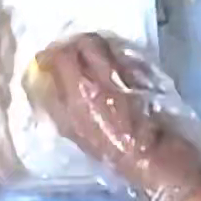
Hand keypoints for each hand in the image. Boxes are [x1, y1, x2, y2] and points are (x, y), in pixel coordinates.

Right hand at [30, 33, 200, 200]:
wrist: (157, 159)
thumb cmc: (110, 151)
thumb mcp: (73, 132)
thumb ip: (55, 104)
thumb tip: (42, 83)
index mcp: (82, 91)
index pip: (60, 56)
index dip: (48, 56)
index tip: (43, 62)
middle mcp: (105, 74)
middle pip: (85, 41)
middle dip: (71, 44)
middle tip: (65, 55)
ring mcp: (129, 71)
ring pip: (106, 44)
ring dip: (92, 47)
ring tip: (86, 58)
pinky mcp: (149, 73)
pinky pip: (125, 54)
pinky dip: (112, 54)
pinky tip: (109, 67)